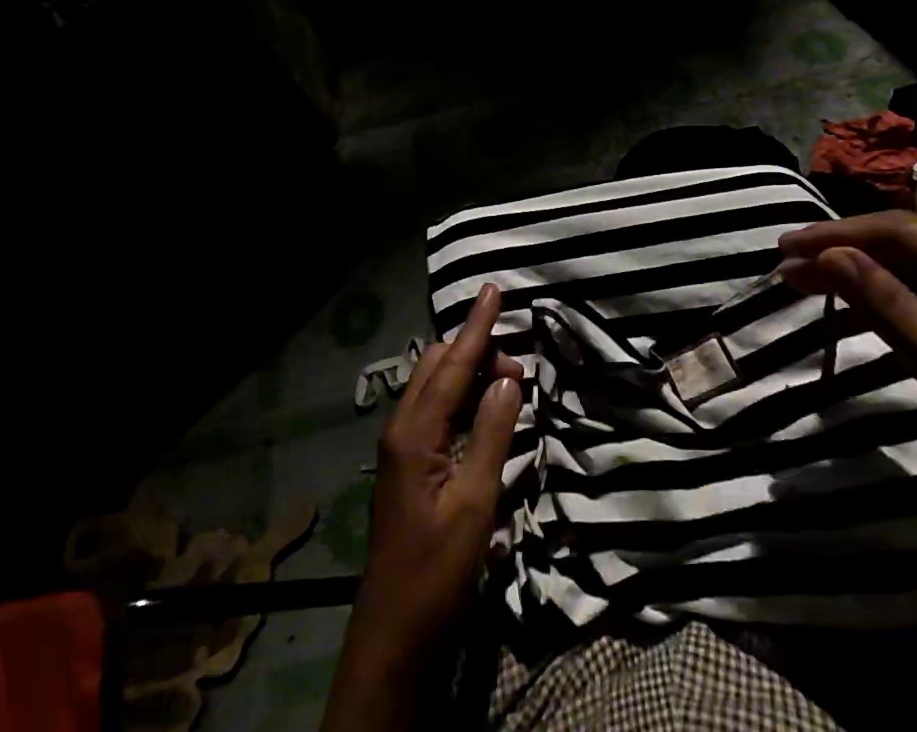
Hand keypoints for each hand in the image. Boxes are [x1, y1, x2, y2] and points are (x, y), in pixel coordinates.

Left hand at [324, 284, 522, 729]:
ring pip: (437, 388)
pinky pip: (438, 412)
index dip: (477, 327)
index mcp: (414, 434)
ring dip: (472, 375)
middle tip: (520, 369)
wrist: (396, 626)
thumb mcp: (476, 498)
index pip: (452, 365)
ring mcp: (402, 448)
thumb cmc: (438, 564)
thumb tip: (508, 378)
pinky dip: (464, 398)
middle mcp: (402, 430)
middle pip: (439, 368)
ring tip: (512, 384)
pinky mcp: (410, 465)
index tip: (494, 290)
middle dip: (478, 351)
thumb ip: (493, 432)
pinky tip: (487, 407)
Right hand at [778, 212, 916, 510]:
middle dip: (849, 249)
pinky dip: (900, 293)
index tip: (788, 247)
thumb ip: (892, 307)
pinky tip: (865, 298)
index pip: (907, 234)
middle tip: (789, 263)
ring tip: (813, 278)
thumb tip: (833, 257)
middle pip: (915, 242)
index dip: (842, 236)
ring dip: (870, 270)